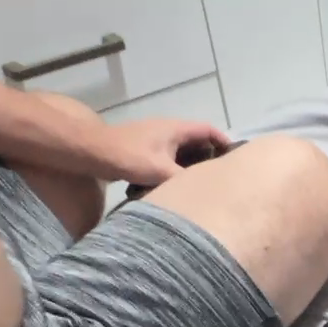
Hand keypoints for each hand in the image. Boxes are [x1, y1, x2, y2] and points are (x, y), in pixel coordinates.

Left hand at [95, 118, 230, 185]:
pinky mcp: (149, 152)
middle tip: (225, 179)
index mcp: (175, 129)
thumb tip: (212, 195)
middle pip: (200, 141)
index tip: (237, 161)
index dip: (225, 142)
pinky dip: (183, 170)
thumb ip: (189, 182)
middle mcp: (168, 131)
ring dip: (197, 166)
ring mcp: (157, 141)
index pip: (209, 130)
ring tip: (208, 186)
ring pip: (186, 152)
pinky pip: (174, 159)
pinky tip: (185, 187)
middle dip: (214, 158)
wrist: (90, 152)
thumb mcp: (163, 172)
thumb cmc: (128, 157)